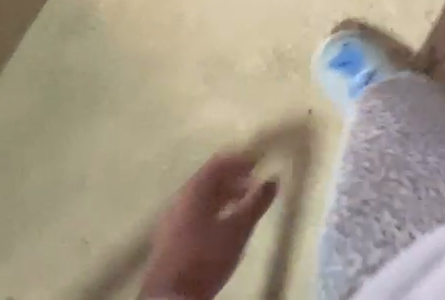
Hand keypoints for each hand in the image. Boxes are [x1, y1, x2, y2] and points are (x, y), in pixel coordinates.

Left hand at [140, 153, 278, 299]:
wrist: (171, 298)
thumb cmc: (206, 257)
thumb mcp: (239, 228)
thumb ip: (257, 201)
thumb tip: (274, 178)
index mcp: (194, 191)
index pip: (219, 162)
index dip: (242, 159)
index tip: (262, 161)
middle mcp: (180, 200)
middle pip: (210, 179)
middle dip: (235, 178)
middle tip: (257, 183)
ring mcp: (172, 220)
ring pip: (203, 197)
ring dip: (226, 195)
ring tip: (246, 203)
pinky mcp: (170, 238)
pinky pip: (196, 212)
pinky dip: (215, 209)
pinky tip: (227, 223)